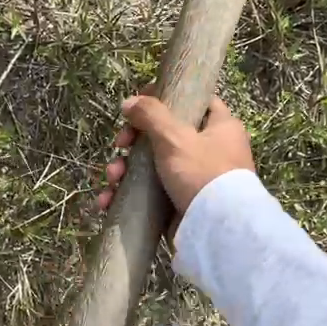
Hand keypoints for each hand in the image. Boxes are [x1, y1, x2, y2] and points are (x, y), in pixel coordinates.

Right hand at [98, 92, 254, 214]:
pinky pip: (146, 193)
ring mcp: (191, 178)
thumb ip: (151, 115)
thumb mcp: (175, 137)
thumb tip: (128, 101)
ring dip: (123, 170)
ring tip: (112, 179)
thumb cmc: (202, 173)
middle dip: (132, 143)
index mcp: (219, 127)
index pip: (194, 102)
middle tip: (119, 145)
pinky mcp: (176, 202)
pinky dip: (126, 195)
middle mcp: (208, 150)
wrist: (215, 226)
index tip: (139, 106)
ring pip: (149, 166)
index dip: (165, 99)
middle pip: (162, 135)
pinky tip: (107, 200)